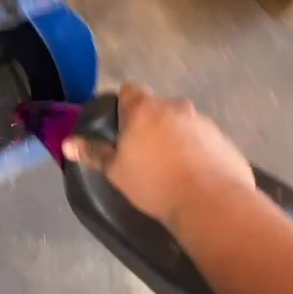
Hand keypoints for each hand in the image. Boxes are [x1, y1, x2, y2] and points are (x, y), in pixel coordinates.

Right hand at [63, 83, 257, 231]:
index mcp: (145, 108)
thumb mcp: (116, 170)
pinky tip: (194, 176)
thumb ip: (93, 153)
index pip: (130, 90)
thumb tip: (67, 144)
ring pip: (182, 124)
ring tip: (170, 167)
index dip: (123, 104)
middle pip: (158, 108)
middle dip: (150, 123)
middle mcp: (176, 107)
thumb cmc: (154, 182)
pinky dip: (197, 152)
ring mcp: (205, 123)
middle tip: (142, 150)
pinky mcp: (226, 142)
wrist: (212, 204)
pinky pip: (204, 141)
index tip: (120, 125)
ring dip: (175, 137)